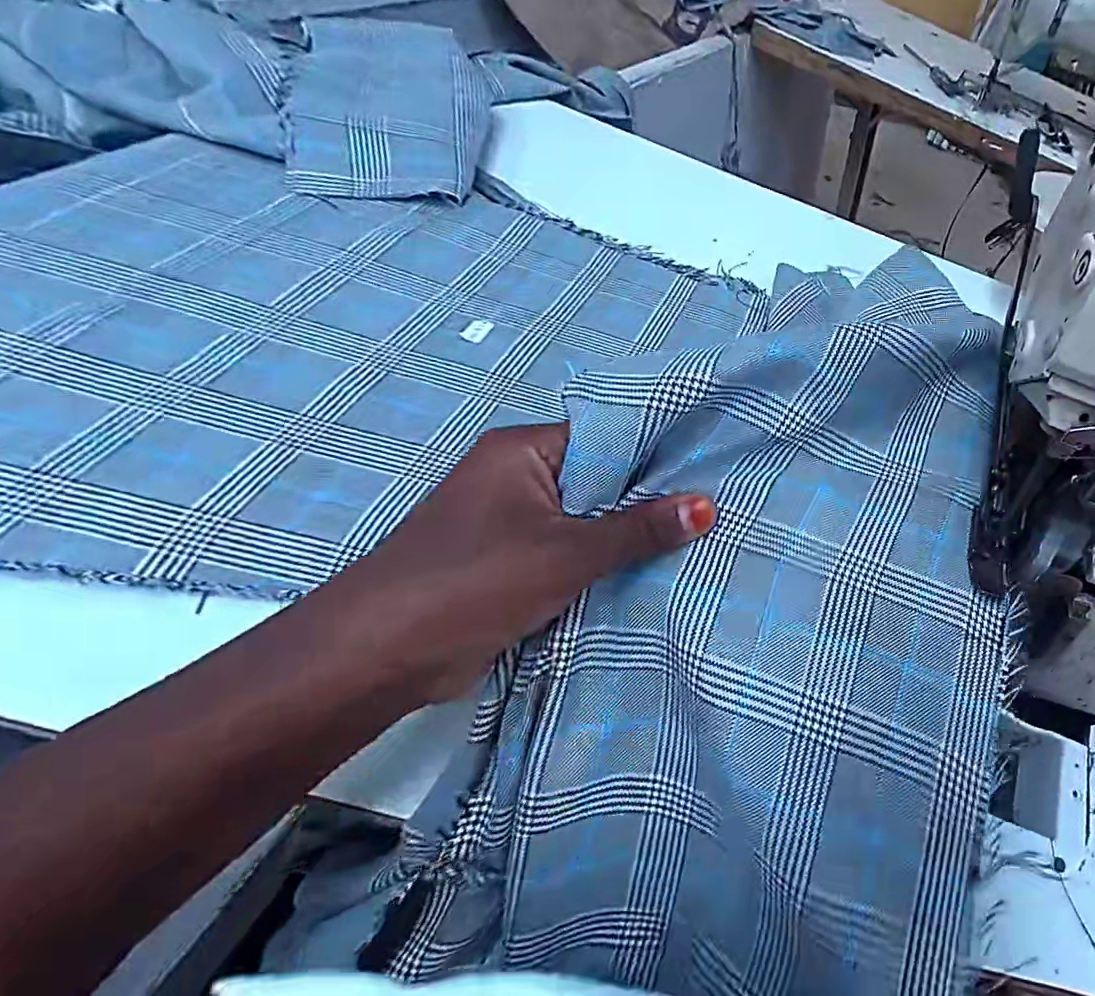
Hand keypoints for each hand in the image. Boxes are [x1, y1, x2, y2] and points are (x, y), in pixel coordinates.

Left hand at [303, 421, 714, 704]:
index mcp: (522, 451)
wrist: (380, 656)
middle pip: (599, 482)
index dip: (656, 453)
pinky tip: (652, 576)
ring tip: (698, 542)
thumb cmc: (473, 581)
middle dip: (648, 502)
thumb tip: (706, 506)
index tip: (709, 468)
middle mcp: (517, 478)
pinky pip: (570, 556)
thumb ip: (638, 530)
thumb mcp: (566, 552)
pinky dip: (601, 567)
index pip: (604, 437)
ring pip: (587, 524)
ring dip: (626, 540)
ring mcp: (513, 524)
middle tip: (714, 510)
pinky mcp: (512, 565)